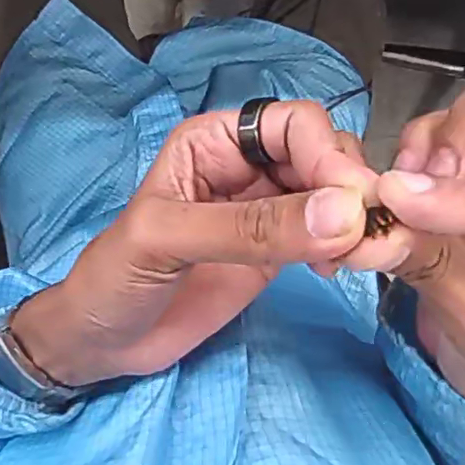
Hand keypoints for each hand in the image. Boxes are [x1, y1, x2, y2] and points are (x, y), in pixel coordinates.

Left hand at [10, 100, 378, 385]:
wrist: (104, 340)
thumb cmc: (114, 277)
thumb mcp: (165, 240)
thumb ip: (245, 227)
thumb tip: (340, 213)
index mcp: (212, 143)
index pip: (292, 124)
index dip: (326, 153)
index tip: (350, 201)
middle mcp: (246, 167)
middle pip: (324, 154)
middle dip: (351, 187)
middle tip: (359, 236)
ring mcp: (266, 210)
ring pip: (335, 194)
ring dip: (359, 219)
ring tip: (353, 257)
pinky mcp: (278, 251)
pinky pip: (330, 234)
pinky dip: (349, 245)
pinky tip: (337, 268)